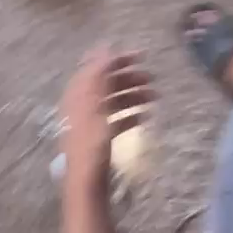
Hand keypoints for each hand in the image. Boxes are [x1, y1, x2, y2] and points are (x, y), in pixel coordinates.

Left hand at [59, 46, 152, 194]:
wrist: (86, 183)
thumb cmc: (91, 144)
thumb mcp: (95, 107)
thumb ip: (99, 77)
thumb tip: (105, 48)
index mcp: (78, 95)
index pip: (96, 68)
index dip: (116, 60)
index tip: (140, 56)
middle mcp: (82, 105)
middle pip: (107, 84)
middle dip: (128, 78)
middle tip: (152, 77)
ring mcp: (91, 122)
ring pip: (114, 101)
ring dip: (133, 96)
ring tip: (154, 97)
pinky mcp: (100, 138)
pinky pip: (117, 119)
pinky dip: (130, 115)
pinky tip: (145, 117)